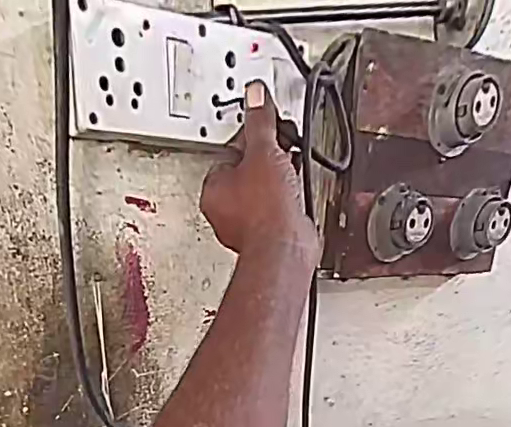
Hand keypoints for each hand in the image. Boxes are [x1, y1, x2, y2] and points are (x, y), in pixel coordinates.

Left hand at [201, 82, 317, 260]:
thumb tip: (256, 95)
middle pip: (247, 172)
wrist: (288, 247)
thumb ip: (261, 121)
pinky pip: (277, 208)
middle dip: (267, 158)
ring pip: (263, 191)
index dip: (252, 138)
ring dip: (279, 178)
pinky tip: (298, 191)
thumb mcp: (264, 151)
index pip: (230, 151)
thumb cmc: (266, 210)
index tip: (267, 128)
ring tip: (292, 169)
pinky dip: (288, 198)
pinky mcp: (269, 236)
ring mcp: (248, 226)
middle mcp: (226, 212)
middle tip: (282, 148)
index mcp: (212, 190)